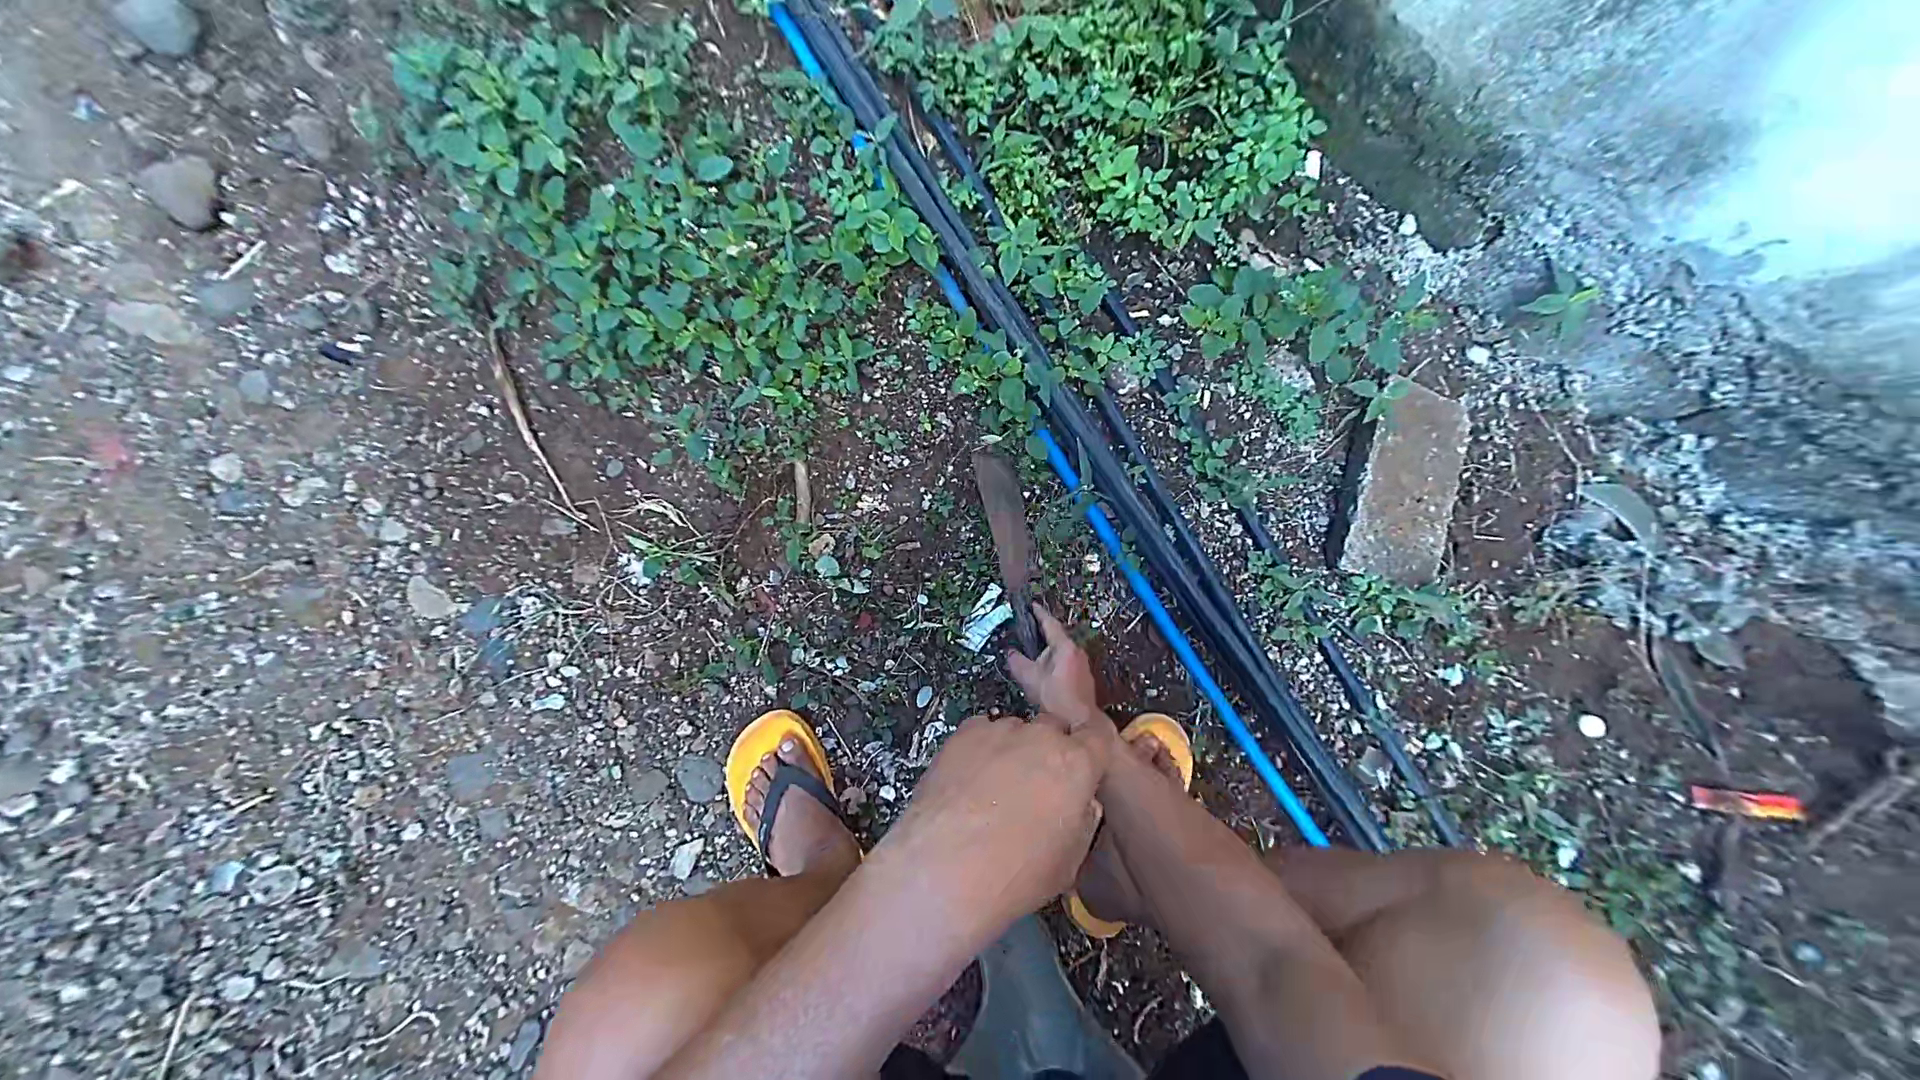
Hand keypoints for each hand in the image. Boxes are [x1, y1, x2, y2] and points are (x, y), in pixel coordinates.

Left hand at [873, 712, 1109, 932]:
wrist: (947, 867)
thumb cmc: (1013, 873)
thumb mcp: (1069, 861)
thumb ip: (1082, 820)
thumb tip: (1079, 805)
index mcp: (1077, 765)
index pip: (1096, 735)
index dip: (1089, 748)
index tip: (1082, 762)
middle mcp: (1041, 737)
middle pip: (1053, 728)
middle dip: (1049, 751)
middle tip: (1036, 786)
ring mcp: (1000, 731)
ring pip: (1016, 730)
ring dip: (1012, 751)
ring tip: (995, 790)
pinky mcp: (964, 733)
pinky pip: (981, 732)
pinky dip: (980, 750)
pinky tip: (970, 782)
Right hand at [1005, 604, 1102, 726]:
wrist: (1078, 722)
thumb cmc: (1056, 700)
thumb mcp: (1029, 678)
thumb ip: (1017, 661)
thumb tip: (1010, 653)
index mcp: (1065, 647)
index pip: (1050, 623)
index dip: (1039, 614)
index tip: (1032, 606)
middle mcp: (1077, 652)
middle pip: (1057, 637)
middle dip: (1042, 634)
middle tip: (1027, 631)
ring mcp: (1082, 665)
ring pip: (1061, 651)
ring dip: (1048, 651)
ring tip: (1032, 655)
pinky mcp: (1083, 677)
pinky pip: (1066, 662)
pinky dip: (1054, 662)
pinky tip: (1045, 672)